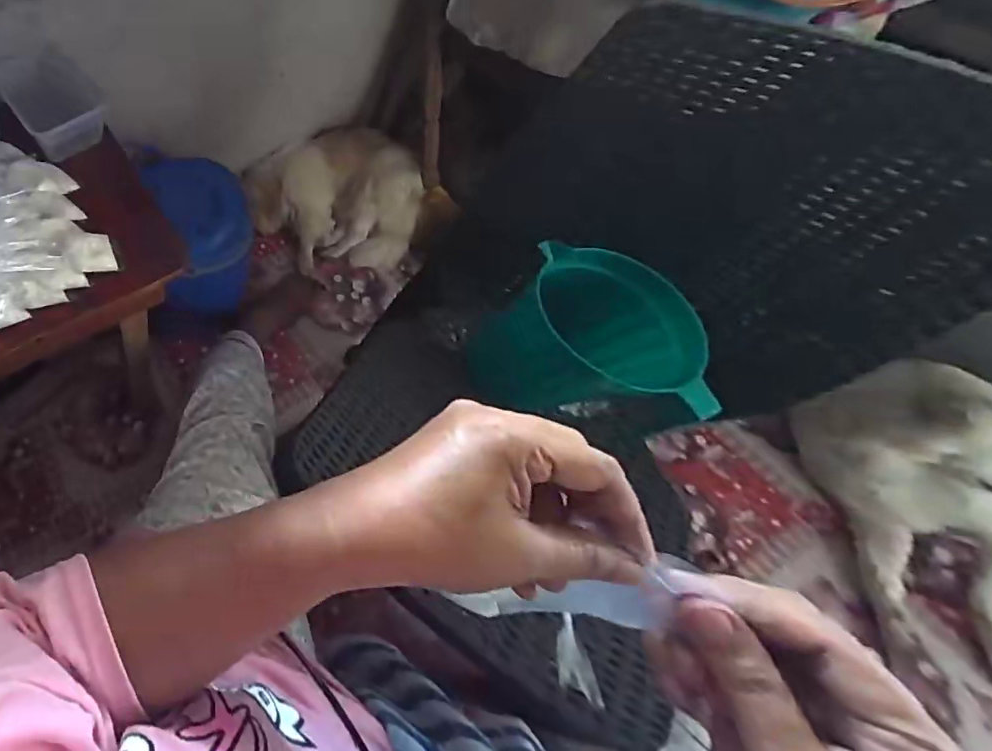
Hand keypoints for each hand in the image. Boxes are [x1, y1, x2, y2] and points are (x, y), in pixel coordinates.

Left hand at [312, 400, 655, 594]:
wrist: (354, 529)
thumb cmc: (438, 539)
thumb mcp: (522, 554)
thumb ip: (587, 556)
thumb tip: (630, 566)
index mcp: (510, 431)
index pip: (597, 464)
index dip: (627, 517)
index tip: (638, 565)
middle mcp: (488, 416)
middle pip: (566, 462)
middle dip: (587, 519)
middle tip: (596, 569)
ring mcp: (463, 427)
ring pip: (534, 470)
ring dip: (552, 520)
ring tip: (549, 575)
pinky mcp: (446, 444)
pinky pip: (501, 470)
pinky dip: (519, 509)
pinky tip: (518, 558)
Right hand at [645, 575, 955, 750]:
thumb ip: (751, 688)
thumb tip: (696, 603)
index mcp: (897, 721)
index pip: (815, 631)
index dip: (741, 600)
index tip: (671, 589)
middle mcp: (863, 705)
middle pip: (778, 632)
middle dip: (712, 622)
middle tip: (660, 630)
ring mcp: (820, 714)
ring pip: (746, 647)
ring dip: (696, 648)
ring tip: (671, 673)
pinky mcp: (780, 722)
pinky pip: (732, 677)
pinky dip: (698, 673)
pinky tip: (678, 686)